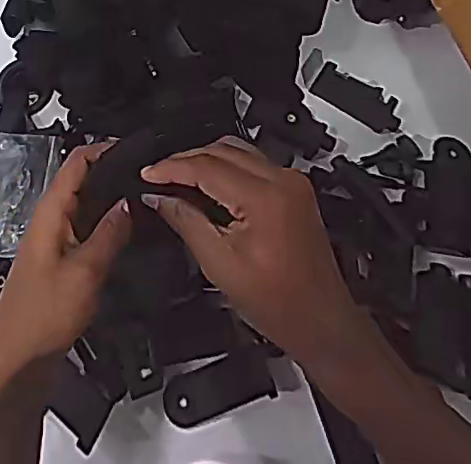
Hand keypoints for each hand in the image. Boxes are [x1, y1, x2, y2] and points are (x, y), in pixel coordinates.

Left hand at [0, 142, 133, 385]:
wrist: (17, 363)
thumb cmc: (39, 319)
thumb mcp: (85, 271)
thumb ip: (111, 232)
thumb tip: (129, 203)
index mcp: (50, 212)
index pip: (77, 160)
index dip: (105, 148)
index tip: (133, 150)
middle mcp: (49, 220)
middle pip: (83, 180)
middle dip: (113, 174)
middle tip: (144, 178)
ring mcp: (54, 240)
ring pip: (87, 206)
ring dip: (111, 201)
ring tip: (141, 203)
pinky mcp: (60, 260)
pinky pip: (86, 229)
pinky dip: (106, 226)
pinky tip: (124, 237)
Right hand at [141, 137, 381, 368]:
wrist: (322, 321)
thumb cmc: (283, 304)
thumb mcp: (220, 265)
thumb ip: (186, 222)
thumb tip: (160, 197)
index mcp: (265, 198)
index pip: (206, 166)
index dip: (171, 167)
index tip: (148, 174)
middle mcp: (282, 180)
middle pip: (221, 149)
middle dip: (185, 160)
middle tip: (158, 177)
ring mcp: (291, 181)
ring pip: (236, 150)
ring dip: (205, 160)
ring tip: (177, 179)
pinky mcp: (294, 187)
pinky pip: (252, 162)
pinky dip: (226, 167)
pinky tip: (208, 184)